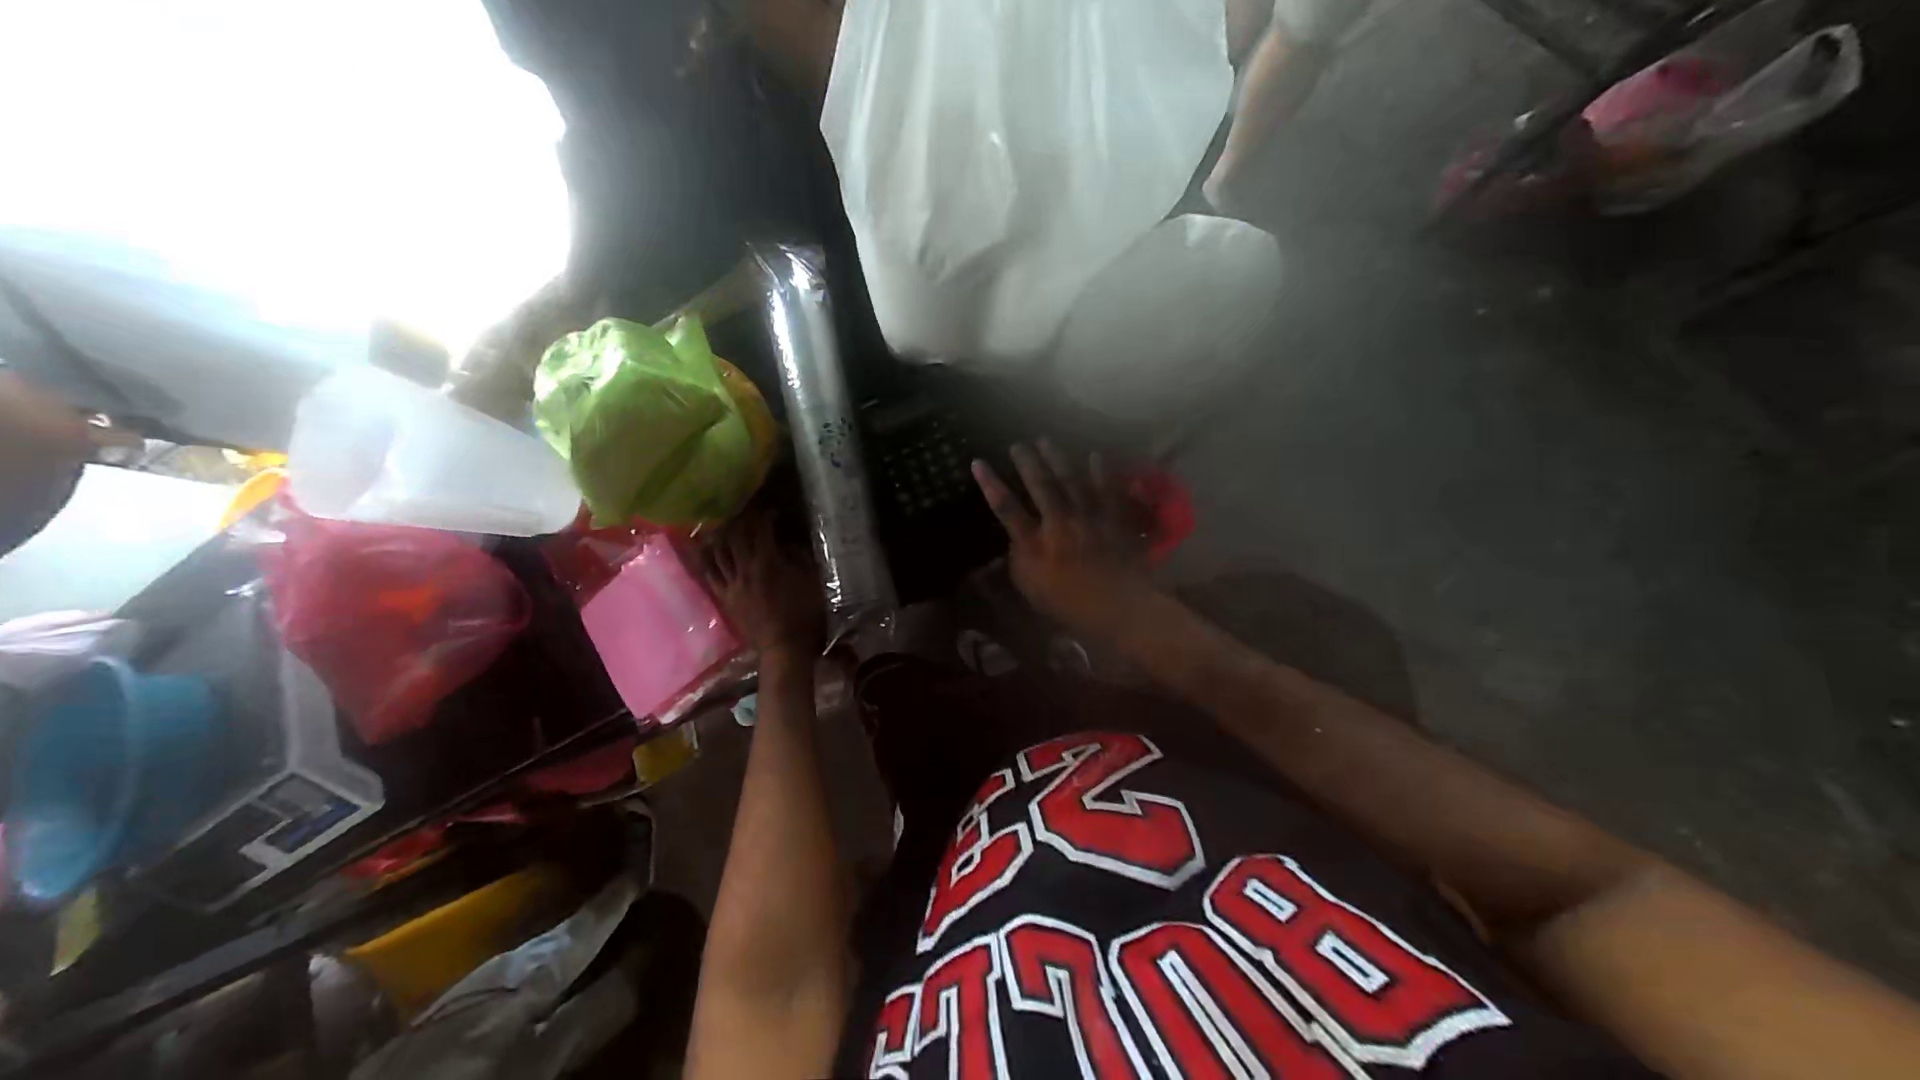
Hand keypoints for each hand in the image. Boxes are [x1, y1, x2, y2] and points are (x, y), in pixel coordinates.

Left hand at [702, 515, 825, 659]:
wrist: (784, 649)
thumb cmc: (804, 615)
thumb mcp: (812, 582)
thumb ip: (799, 558)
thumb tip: (788, 543)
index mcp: (767, 563)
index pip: (762, 530)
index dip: (767, 517)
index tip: (774, 512)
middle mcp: (743, 569)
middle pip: (736, 537)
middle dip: (742, 521)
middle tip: (749, 516)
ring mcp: (730, 584)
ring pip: (718, 552)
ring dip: (721, 535)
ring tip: (725, 526)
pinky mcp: (724, 598)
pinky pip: (709, 574)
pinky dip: (706, 558)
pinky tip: (706, 549)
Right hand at [972, 441, 1157, 634]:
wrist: (1120, 610)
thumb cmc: (1070, 607)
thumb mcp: (1031, 591)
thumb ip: (1018, 562)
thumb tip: (1014, 539)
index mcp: (1034, 545)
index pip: (1006, 508)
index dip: (990, 483)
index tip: (978, 461)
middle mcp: (1059, 524)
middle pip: (1040, 485)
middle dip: (1026, 462)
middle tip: (1018, 444)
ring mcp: (1089, 518)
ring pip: (1070, 480)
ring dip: (1056, 458)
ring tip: (1045, 440)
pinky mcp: (1115, 519)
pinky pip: (1107, 489)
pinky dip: (1101, 471)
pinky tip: (1094, 455)